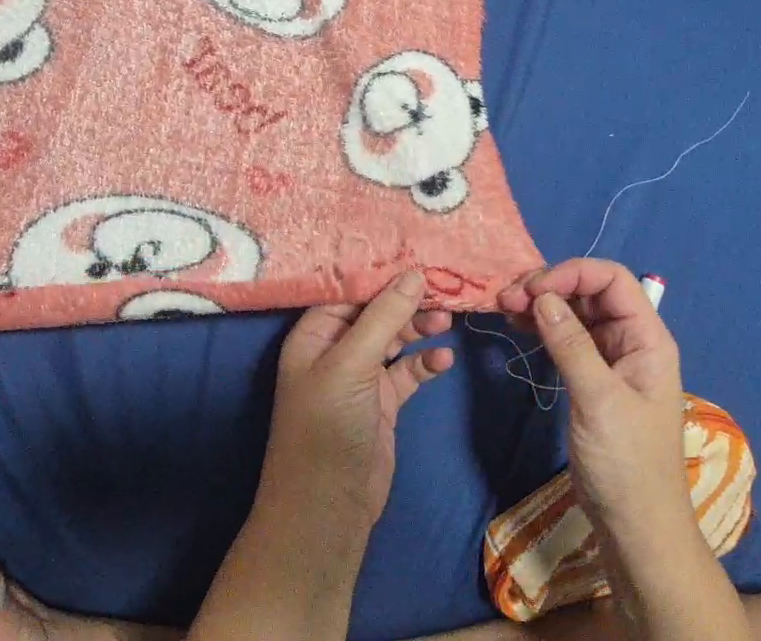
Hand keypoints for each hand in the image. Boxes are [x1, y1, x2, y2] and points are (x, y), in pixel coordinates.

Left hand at [260, 269, 455, 531]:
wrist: (328, 507)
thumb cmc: (327, 427)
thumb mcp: (352, 364)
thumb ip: (384, 317)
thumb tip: (415, 273)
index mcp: (314, 335)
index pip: (348, 290)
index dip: (381, 273)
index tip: (419, 254)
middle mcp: (335, 350)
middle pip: (376, 312)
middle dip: (407, 300)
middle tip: (444, 289)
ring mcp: (360, 377)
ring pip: (395, 339)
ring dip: (419, 328)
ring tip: (446, 322)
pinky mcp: (382, 402)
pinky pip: (408, 371)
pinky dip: (425, 362)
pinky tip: (442, 361)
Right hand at [498, 259, 687, 533]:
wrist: (636, 525)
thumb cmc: (627, 463)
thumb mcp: (598, 400)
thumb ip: (571, 345)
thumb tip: (541, 296)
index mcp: (647, 338)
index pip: (613, 279)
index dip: (572, 273)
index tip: (532, 289)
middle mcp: (632, 340)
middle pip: (592, 291)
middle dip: (551, 286)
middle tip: (508, 298)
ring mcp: (612, 359)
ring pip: (576, 313)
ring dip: (543, 305)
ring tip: (505, 308)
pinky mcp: (592, 378)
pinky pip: (568, 339)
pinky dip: (543, 328)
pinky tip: (519, 326)